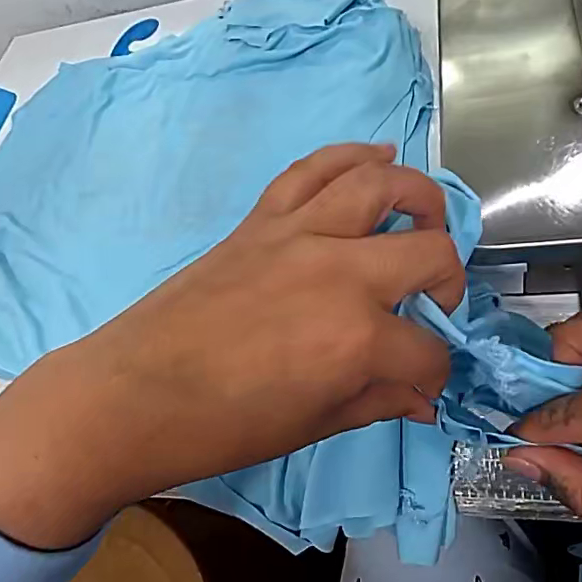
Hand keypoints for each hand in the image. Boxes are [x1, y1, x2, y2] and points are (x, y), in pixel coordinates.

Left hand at [0, 143, 463, 549]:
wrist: (132, 395)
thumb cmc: (223, 426)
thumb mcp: (314, 425)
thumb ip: (379, 400)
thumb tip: (422, 398)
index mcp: (356, 339)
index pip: (427, 351)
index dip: (434, 371)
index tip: (424, 380)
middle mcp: (339, 273)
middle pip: (430, 254)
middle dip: (449, 283)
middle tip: (434, 303)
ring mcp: (298, 235)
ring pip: (379, 185)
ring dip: (419, 195)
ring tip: (426, 216)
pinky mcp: (262, 219)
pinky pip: (313, 169)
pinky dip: (352, 155)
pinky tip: (378, 157)